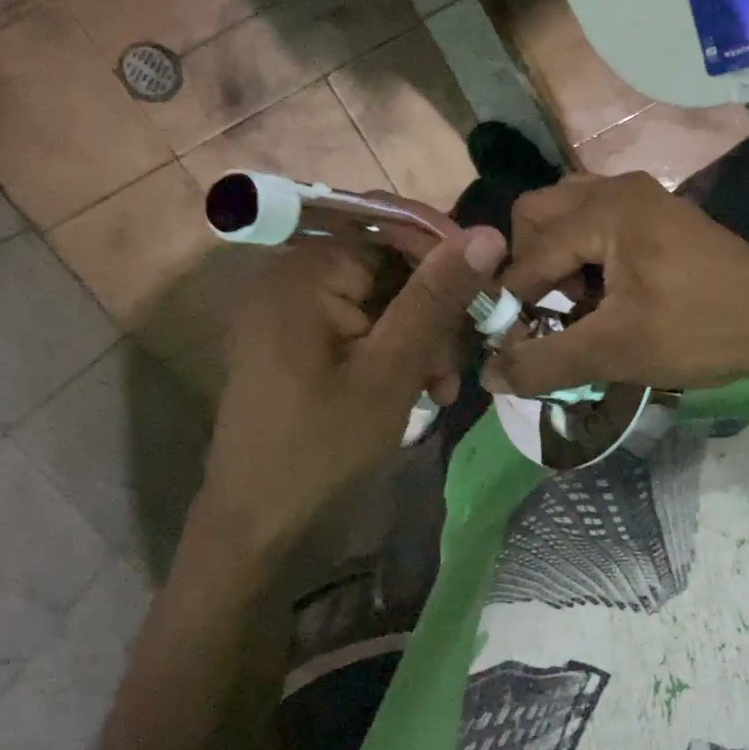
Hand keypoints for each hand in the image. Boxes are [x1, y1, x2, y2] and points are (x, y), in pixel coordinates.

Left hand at [198, 227, 506, 549]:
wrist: (257, 526)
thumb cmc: (323, 446)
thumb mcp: (392, 369)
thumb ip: (436, 297)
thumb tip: (487, 232)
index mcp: (307, 271)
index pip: (390, 223)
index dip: (445, 249)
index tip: (491, 287)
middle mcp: (296, 278)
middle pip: (388, 261)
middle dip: (435, 304)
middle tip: (468, 351)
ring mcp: (297, 312)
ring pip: (384, 297)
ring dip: (423, 334)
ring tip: (443, 385)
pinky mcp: (303, 343)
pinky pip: (364, 325)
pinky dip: (398, 350)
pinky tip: (423, 389)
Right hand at [484, 172, 748, 395]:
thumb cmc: (701, 331)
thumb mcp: (616, 352)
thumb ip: (546, 362)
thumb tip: (489, 376)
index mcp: (607, 209)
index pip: (530, 253)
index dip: (512, 303)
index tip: (508, 343)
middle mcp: (619, 187)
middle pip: (539, 215)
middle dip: (530, 266)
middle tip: (544, 314)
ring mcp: (644, 196)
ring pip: (568, 214)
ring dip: (557, 257)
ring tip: (575, 305)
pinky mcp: (660, 213)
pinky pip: (599, 221)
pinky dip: (586, 253)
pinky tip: (605, 296)